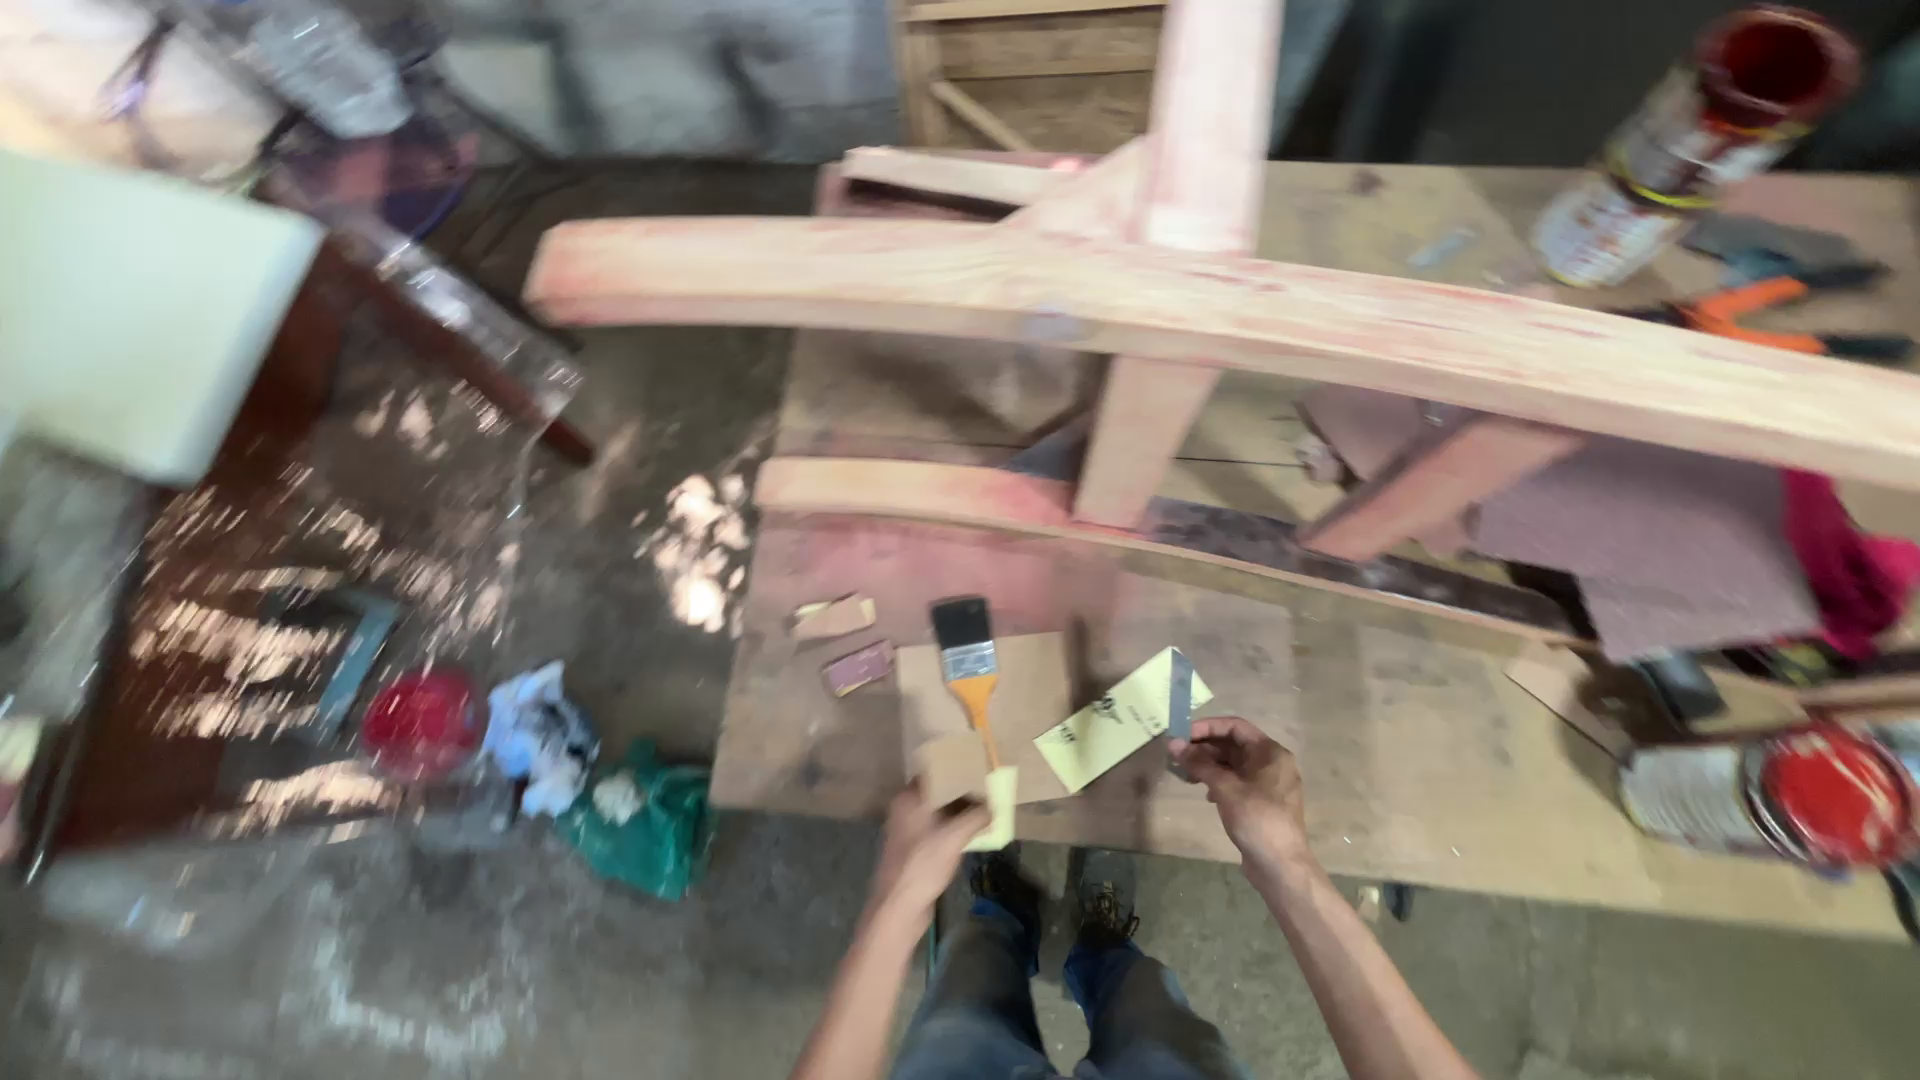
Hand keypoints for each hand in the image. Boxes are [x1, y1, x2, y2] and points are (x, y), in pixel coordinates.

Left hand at [866, 783, 991, 927]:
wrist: (898, 907)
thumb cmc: (922, 865)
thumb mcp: (954, 837)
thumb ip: (975, 818)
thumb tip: (992, 808)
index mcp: (908, 799)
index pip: (934, 774)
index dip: (955, 770)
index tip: (977, 769)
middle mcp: (905, 810)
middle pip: (937, 793)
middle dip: (961, 792)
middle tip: (986, 789)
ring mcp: (907, 830)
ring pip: (937, 813)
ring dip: (958, 812)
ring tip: (984, 809)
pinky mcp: (913, 849)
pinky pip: (936, 830)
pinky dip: (952, 829)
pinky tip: (970, 833)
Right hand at [1170, 716, 1313, 876]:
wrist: (1281, 866)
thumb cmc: (1256, 819)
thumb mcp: (1225, 787)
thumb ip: (1199, 763)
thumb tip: (1173, 743)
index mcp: (1270, 753)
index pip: (1235, 726)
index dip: (1207, 726)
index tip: (1182, 734)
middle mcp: (1272, 763)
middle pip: (1233, 745)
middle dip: (1204, 748)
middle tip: (1177, 755)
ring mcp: (1268, 784)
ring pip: (1233, 764)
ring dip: (1208, 765)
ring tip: (1186, 775)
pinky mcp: (1262, 802)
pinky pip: (1237, 781)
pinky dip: (1218, 781)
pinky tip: (1205, 795)